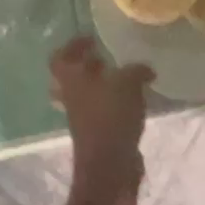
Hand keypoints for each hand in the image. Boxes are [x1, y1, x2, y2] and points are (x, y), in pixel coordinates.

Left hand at [50, 37, 153, 202]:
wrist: (109, 166)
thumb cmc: (112, 117)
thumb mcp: (129, 83)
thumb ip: (136, 70)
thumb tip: (145, 69)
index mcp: (72, 81)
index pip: (59, 58)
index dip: (72, 46)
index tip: (91, 39)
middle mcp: (72, 98)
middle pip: (70, 79)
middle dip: (86, 67)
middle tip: (105, 58)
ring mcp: (83, 119)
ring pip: (86, 96)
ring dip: (101, 86)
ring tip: (124, 78)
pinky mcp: (97, 134)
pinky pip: (101, 112)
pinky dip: (114, 104)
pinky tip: (135, 100)